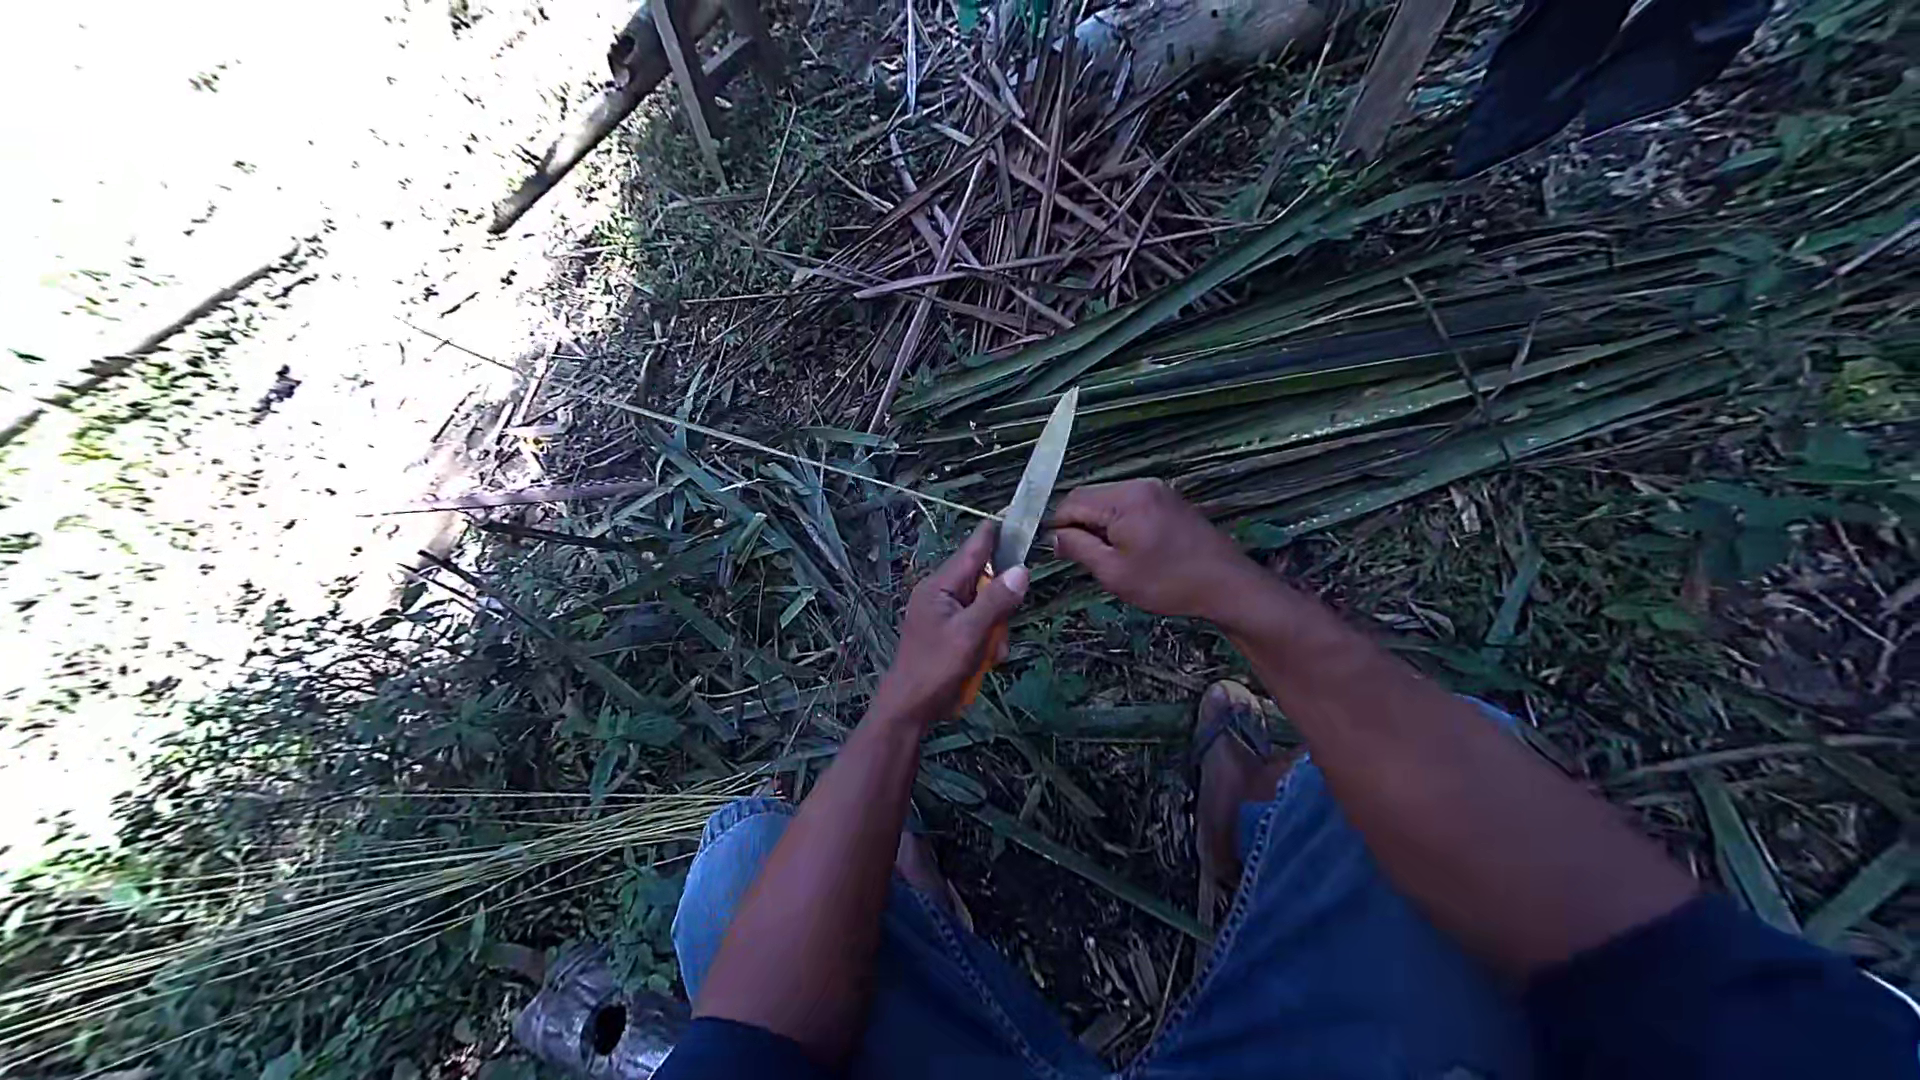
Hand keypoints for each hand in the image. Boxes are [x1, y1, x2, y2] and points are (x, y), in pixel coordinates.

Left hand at [869, 521, 1028, 726]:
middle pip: (985, 582)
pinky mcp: (948, 633)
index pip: (973, 550)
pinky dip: (986, 643)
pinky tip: (982, 661)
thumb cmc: (935, 669)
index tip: (1017, 517)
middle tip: (998, 632)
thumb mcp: (970, 634)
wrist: (909, 709)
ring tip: (987, 654)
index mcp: (939, 586)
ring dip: (993, 631)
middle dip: (999, 606)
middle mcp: (940, 594)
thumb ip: (996, 601)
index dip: (996, 535)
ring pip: (986, 608)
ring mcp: (944, 615)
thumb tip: (1021, 570)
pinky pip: (978, 627)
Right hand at [1050, 479, 1258, 620]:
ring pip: (1107, 501)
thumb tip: (1055, 536)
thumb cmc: (1168, 582)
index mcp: (1124, 499)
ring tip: (1112, 557)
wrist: (1227, 585)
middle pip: (1089, 497)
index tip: (1064, 554)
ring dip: (1099, 525)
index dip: (1060, 528)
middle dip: (1080, 525)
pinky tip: (1130, 548)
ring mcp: (1156, 490)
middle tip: (1088, 559)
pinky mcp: (1167, 499)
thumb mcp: (1114, 572)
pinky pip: (1128, 504)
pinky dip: (1118, 523)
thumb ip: (1078, 548)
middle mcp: (1139, 485)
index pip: (1071, 502)